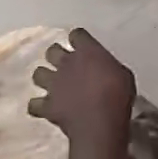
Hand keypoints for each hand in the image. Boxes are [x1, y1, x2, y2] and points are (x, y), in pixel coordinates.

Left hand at [29, 29, 136, 153]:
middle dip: (57, 56)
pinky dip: (39, 106)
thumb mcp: (123, 75)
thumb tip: (104, 71)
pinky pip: (34, 104)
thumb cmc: (118, 96)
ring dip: (45, 78)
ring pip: (38, 74)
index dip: (79, 40)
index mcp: (88, 51)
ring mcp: (54, 84)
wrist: (101, 123)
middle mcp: (67, 63)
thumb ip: (108, 68)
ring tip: (54, 85)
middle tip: (67, 66)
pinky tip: (47, 108)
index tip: (84, 46)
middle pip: (52, 50)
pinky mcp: (47, 105)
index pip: (77, 35)